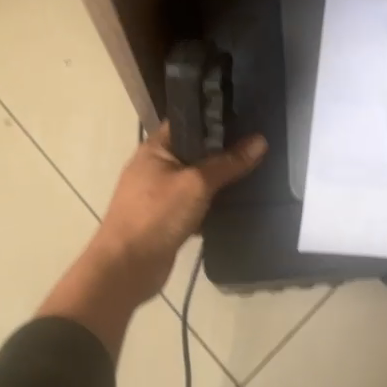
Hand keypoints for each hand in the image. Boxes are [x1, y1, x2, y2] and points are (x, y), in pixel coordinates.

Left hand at [92, 123, 267, 300]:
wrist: (126, 269)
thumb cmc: (156, 216)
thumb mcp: (197, 184)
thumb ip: (228, 163)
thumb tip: (261, 141)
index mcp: (155, 148)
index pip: (188, 121)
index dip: (215, 118)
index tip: (246, 116)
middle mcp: (155, 166)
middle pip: (195, 150)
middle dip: (223, 149)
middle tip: (257, 144)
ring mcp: (158, 194)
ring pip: (196, 178)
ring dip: (219, 179)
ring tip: (254, 169)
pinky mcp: (166, 219)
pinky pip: (194, 202)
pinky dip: (212, 203)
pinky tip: (237, 202)